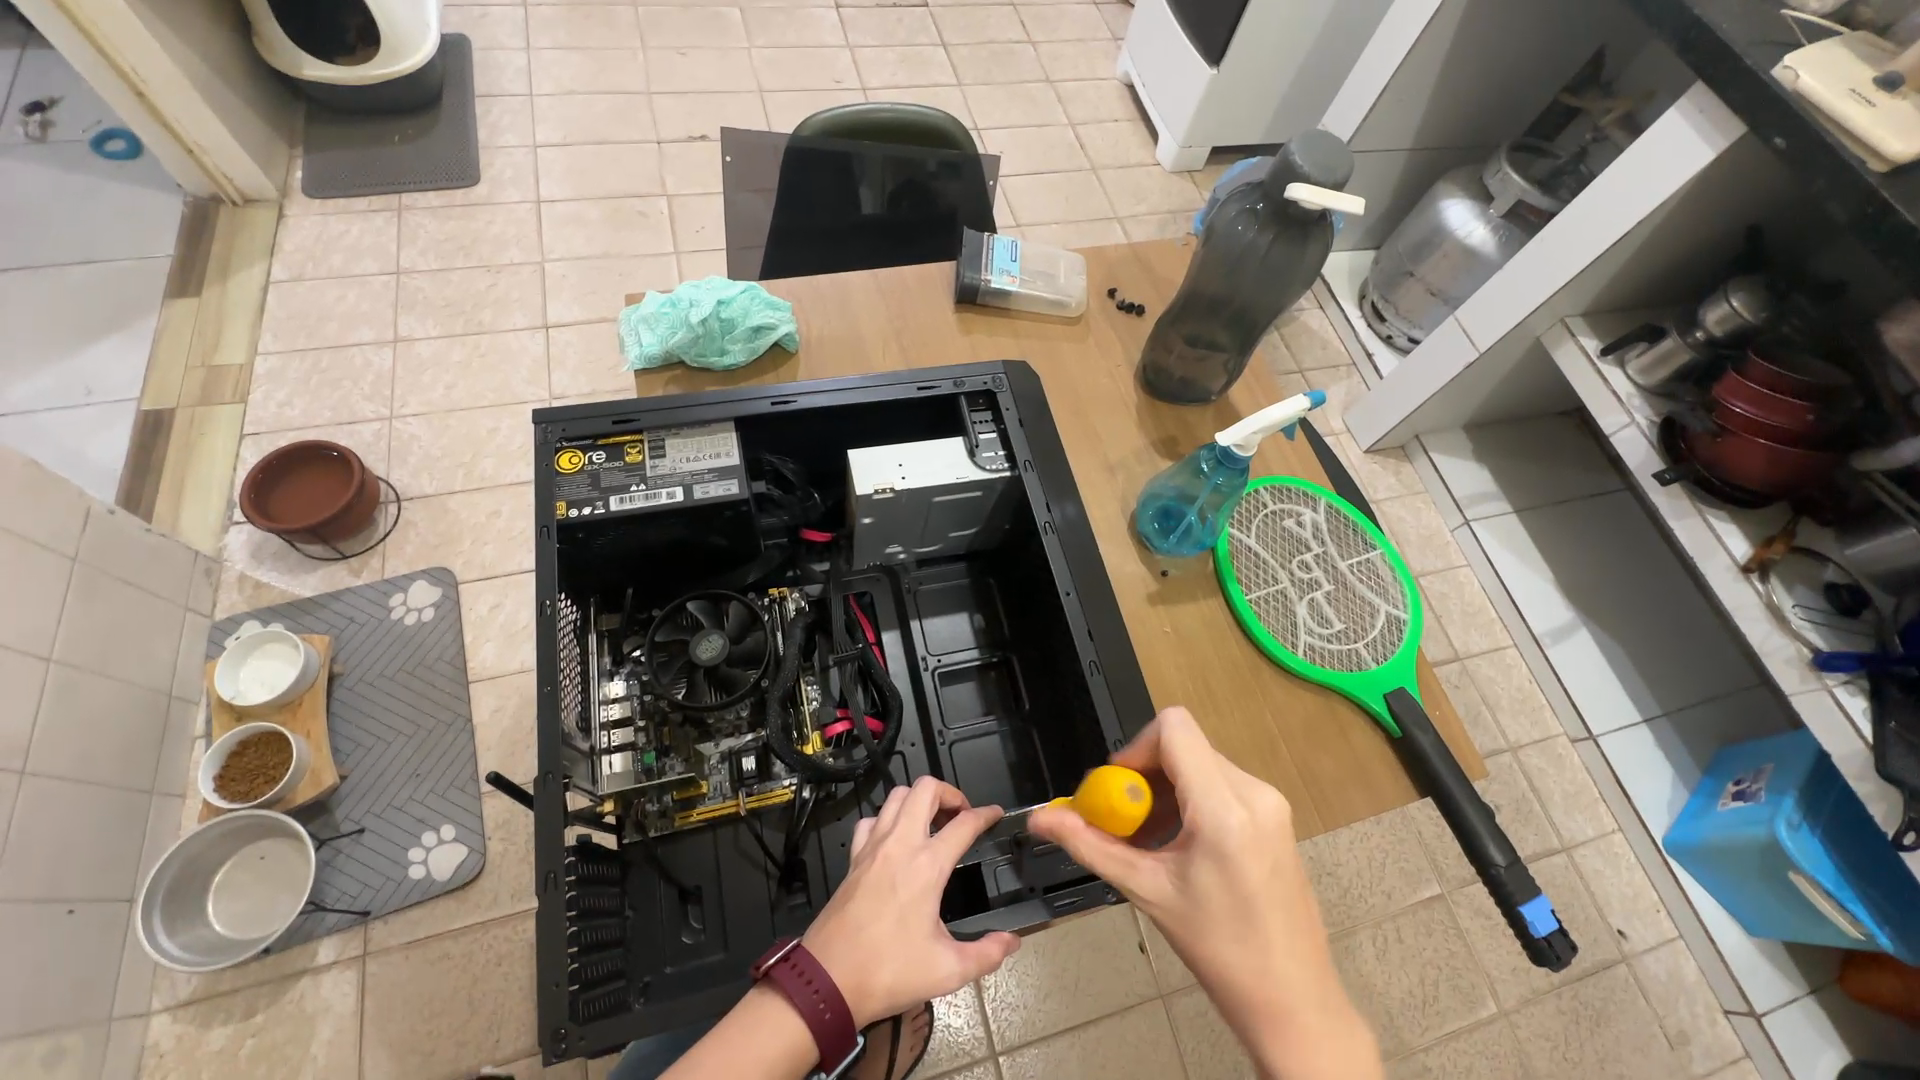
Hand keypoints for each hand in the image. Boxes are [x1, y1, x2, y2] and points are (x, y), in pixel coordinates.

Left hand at [803, 775, 1020, 1026]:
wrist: (829, 981)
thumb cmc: (889, 971)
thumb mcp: (948, 970)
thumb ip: (986, 954)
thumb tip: (1011, 942)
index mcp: (927, 866)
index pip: (964, 823)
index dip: (986, 814)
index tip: (995, 814)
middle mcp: (900, 845)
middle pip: (925, 789)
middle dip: (949, 792)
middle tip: (961, 815)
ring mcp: (872, 848)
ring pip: (896, 796)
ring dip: (918, 800)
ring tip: (933, 822)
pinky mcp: (853, 859)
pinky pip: (871, 821)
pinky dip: (887, 819)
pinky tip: (895, 839)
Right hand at [1030, 707, 1379, 1079]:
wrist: (1292, 998)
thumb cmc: (1218, 949)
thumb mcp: (1146, 891)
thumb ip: (1090, 846)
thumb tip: (1041, 820)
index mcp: (1224, 807)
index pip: (1174, 728)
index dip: (1134, 748)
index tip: (1116, 792)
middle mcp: (1254, 792)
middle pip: (1184, 746)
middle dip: (1143, 776)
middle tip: (1121, 821)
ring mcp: (1270, 804)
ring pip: (1201, 764)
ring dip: (1164, 790)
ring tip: (1147, 841)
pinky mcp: (1275, 817)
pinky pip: (1222, 785)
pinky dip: (1189, 802)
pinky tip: (1177, 847)